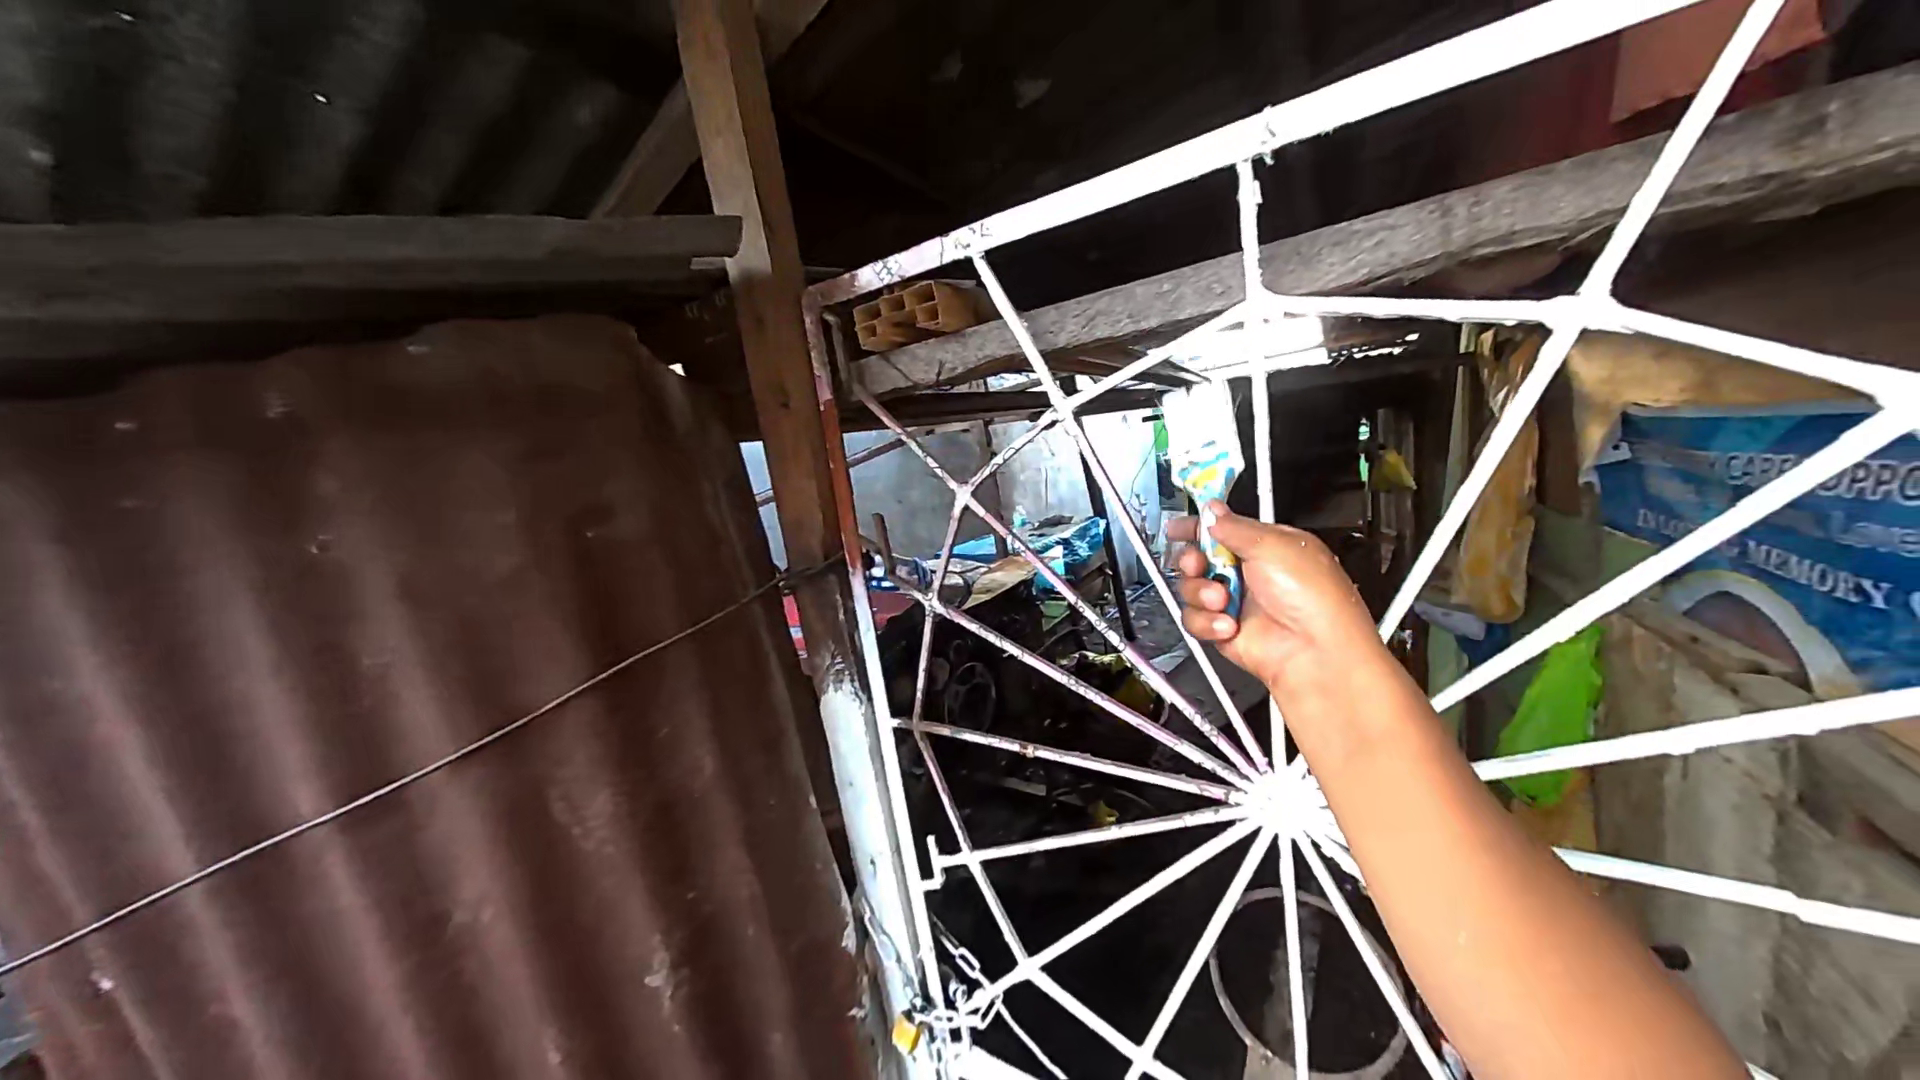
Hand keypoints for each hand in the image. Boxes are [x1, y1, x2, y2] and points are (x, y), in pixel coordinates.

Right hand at [1168, 501, 1380, 690]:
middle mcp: (1247, 573)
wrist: (1314, 653)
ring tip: (1222, 600)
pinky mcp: (1221, 628)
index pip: (1222, 528)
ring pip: (1190, 588)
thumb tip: (1212, 512)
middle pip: (1198, 557)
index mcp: (1264, 546)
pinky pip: (1193, 618)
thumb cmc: (1315, 600)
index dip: (1198, 526)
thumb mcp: (1273, 546)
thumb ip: (1234, 526)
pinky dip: (1206, 621)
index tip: (1179, 527)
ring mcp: (1233, 601)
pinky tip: (1227, 623)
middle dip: (1193, 560)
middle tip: (1199, 564)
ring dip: (1201, 593)